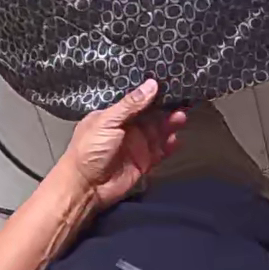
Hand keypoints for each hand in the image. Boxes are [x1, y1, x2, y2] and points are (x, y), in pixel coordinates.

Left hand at [53, 78, 186, 208]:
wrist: (86, 187)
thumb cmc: (88, 151)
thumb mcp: (107, 122)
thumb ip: (130, 104)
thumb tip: (151, 84)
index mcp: (114, 115)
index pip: (137, 100)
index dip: (151, 92)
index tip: (168, 82)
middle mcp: (127, 128)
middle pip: (151, 115)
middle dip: (166, 107)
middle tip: (181, 98)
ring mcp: (136, 145)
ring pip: (159, 131)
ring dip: (170, 124)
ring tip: (181, 116)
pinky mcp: (144, 162)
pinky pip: (161, 151)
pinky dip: (170, 145)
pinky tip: (176, 139)